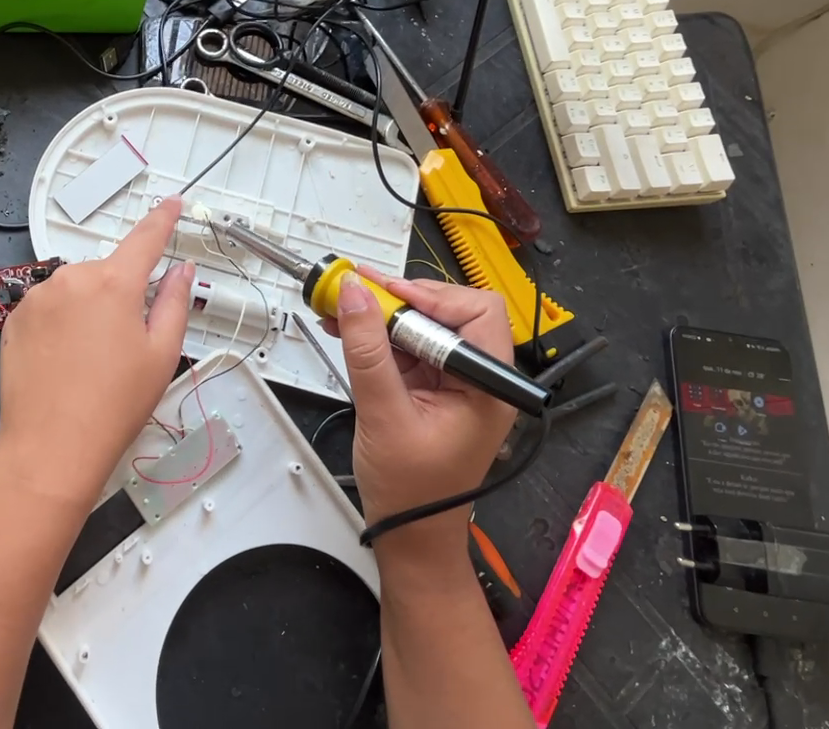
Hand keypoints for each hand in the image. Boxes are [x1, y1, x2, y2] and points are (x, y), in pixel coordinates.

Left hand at [0, 197, 194, 510]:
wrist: (50, 449)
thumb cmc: (115, 405)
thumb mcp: (161, 354)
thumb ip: (174, 301)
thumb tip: (181, 269)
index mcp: (114, 283)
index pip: (145, 238)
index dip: (163, 218)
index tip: (173, 202)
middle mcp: (72, 278)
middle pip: (108, 272)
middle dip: (120, 295)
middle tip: (124, 345)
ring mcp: (38, 297)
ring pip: (76, 290)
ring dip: (88, 309)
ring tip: (90, 360)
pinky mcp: (15, 318)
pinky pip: (48, 307)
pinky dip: (61, 322)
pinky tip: (64, 360)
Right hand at [326, 269, 516, 542]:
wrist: (410, 536)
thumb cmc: (411, 490)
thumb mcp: (383, 414)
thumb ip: (367, 351)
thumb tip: (353, 294)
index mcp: (487, 386)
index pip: (476, 312)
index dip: (431, 296)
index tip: (384, 294)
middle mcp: (477, 378)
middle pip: (448, 312)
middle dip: (401, 299)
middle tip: (356, 292)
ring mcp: (453, 382)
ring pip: (423, 326)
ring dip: (383, 314)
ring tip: (342, 307)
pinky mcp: (430, 387)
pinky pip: (407, 346)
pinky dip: (378, 335)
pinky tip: (347, 329)